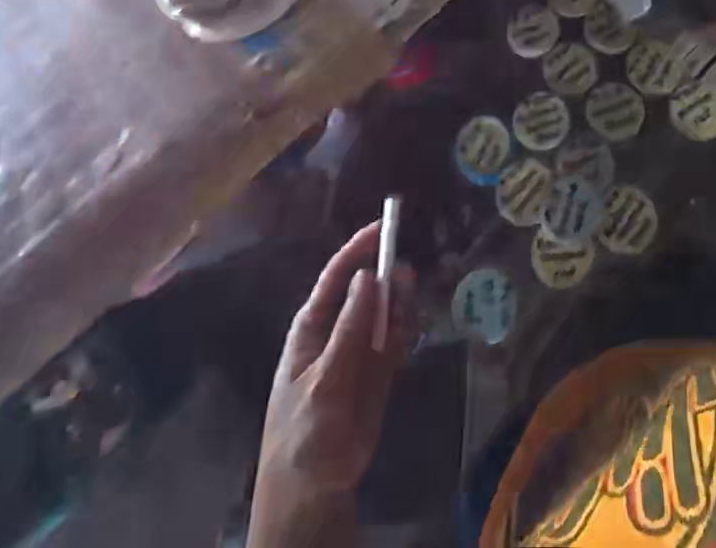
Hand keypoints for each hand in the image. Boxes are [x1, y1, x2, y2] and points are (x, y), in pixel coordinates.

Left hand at [249, 221, 412, 547]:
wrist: (312, 487)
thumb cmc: (303, 430)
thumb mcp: (324, 378)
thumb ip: (348, 329)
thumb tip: (367, 277)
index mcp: (313, 326)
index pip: (337, 277)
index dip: (358, 250)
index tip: (381, 228)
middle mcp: (338, 331)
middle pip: (365, 293)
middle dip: (385, 276)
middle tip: (406, 267)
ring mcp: (359, 352)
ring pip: (384, 315)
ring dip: (398, 302)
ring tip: (412, 288)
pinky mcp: (378, 375)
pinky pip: (394, 344)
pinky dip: (405, 330)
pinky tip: (413, 319)